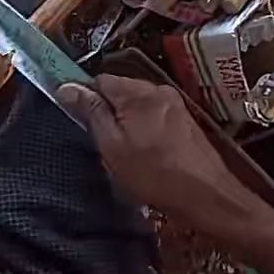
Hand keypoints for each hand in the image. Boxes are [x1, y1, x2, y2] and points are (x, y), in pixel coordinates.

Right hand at [57, 75, 271, 236]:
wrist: (206, 193)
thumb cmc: (154, 174)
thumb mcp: (112, 147)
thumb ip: (92, 113)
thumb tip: (67, 87)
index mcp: (139, 92)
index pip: (101, 80)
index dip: (87, 98)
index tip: (82, 123)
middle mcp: (158, 89)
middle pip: (121, 90)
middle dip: (109, 112)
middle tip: (106, 145)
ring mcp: (175, 103)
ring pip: (138, 104)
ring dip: (128, 122)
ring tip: (128, 153)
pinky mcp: (185, 118)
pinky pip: (155, 115)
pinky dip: (146, 128)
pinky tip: (148, 154)